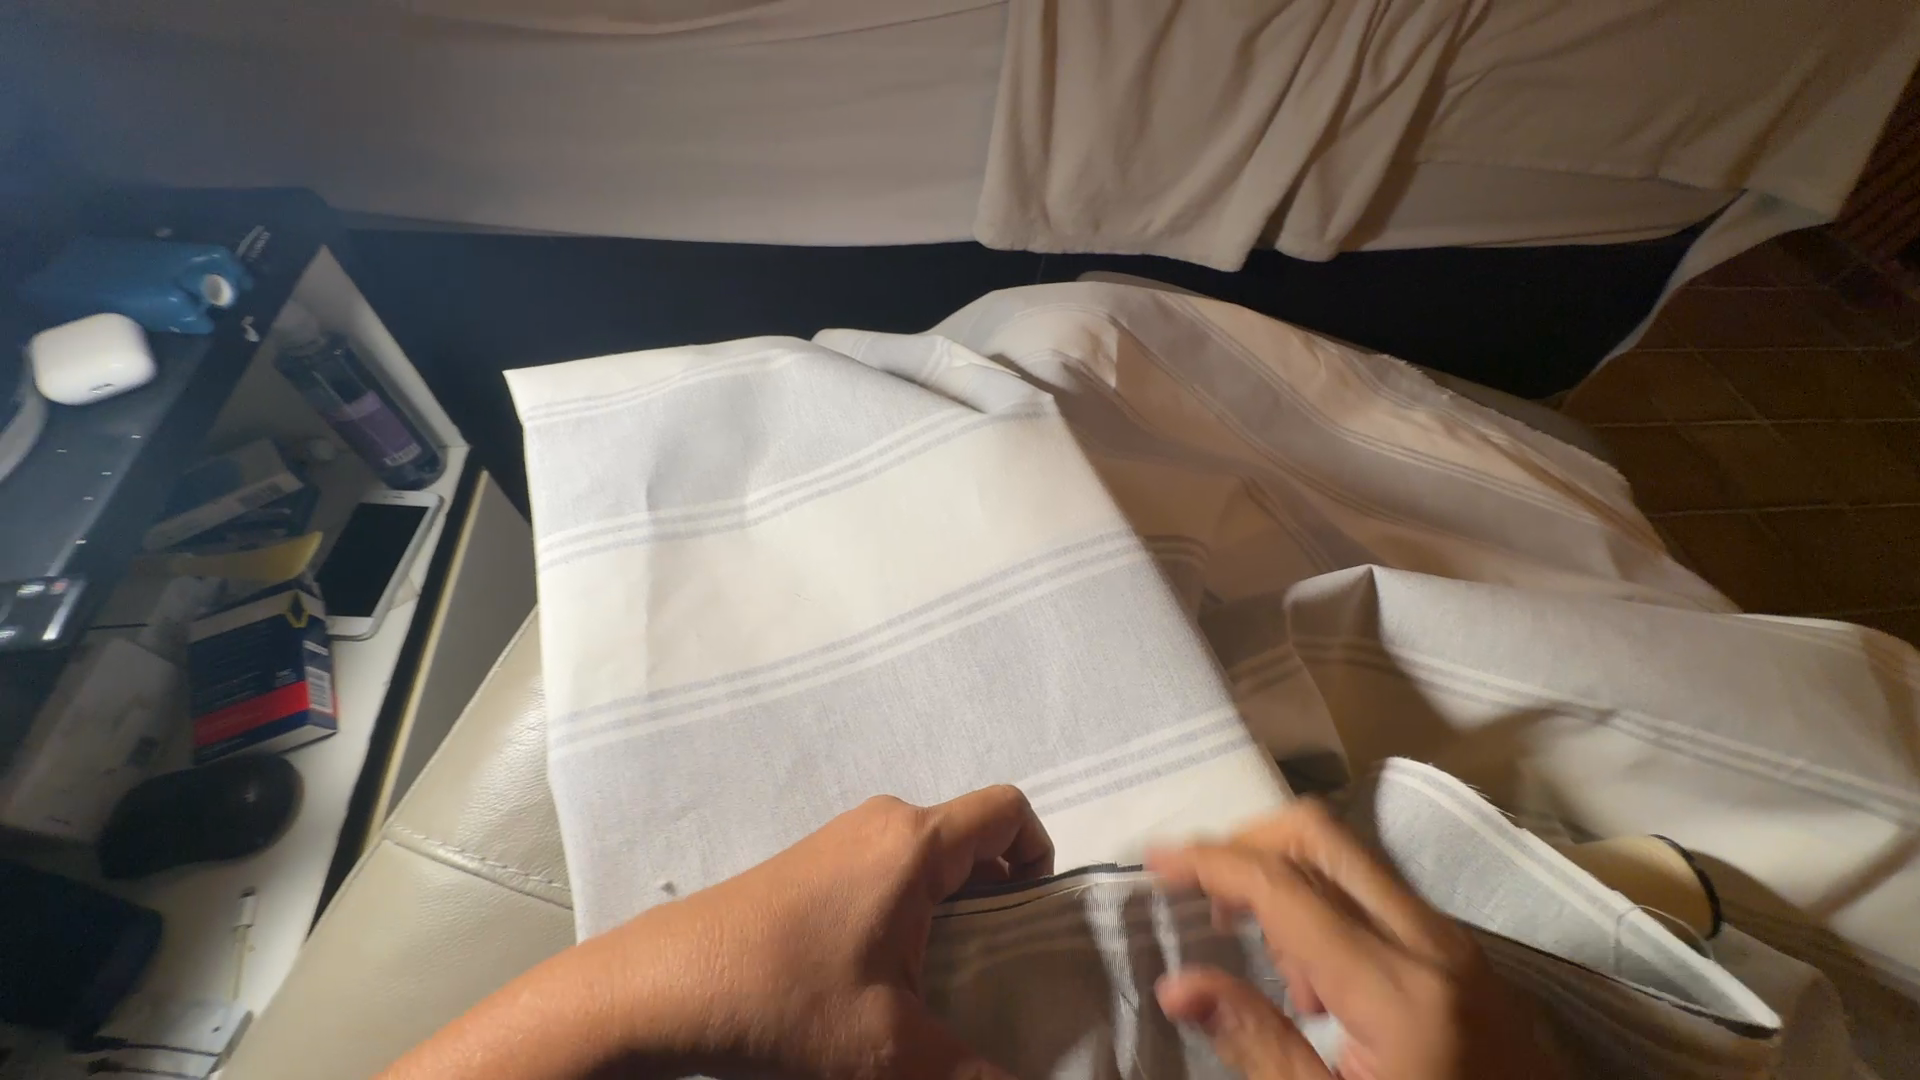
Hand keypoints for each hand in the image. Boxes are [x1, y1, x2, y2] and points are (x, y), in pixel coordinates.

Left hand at [382, 786, 1051, 1079]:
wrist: (658, 991)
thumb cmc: (787, 1001)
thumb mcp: (890, 1052)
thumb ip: (975, 1075)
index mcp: (916, 842)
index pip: (1007, 811)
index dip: (1040, 853)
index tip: (1038, 918)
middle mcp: (884, 822)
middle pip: (970, 835)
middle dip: (1000, 890)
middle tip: (1003, 962)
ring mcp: (842, 838)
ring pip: (927, 854)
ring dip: (953, 902)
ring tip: (947, 974)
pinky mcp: (812, 862)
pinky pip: (888, 867)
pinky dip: (911, 905)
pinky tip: (885, 970)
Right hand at [1147, 802, 1562, 1079]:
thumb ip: (1256, 1043)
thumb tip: (1175, 985)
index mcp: (1400, 992)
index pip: (1283, 885)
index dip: (1209, 861)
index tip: (1155, 860)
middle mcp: (1432, 944)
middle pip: (1320, 834)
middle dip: (1248, 840)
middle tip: (1205, 887)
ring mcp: (1456, 944)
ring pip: (1349, 857)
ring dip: (1285, 872)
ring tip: (1269, 958)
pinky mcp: (1465, 956)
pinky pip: (1376, 892)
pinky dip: (1325, 900)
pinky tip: (1316, 977)